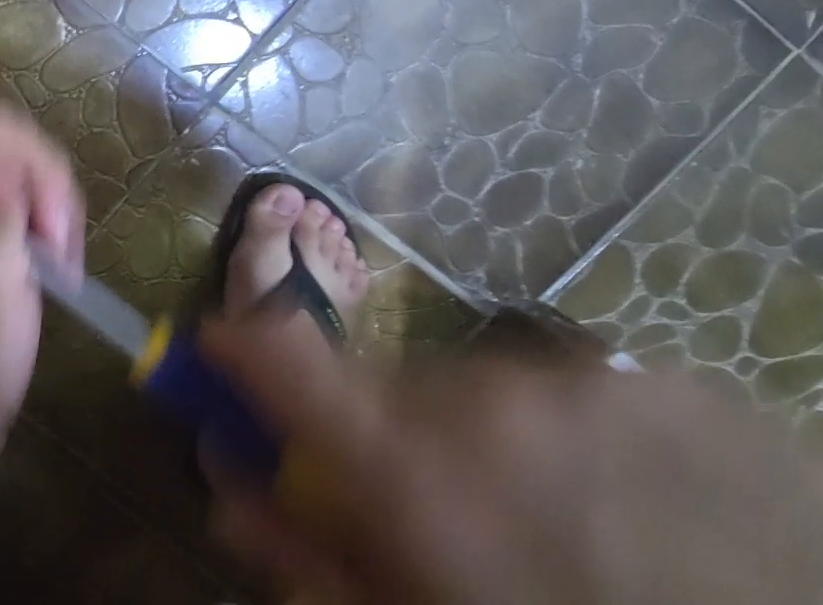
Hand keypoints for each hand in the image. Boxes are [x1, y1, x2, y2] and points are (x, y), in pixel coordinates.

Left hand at [0, 103, 83, 469]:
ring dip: (52, 212)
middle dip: (46, 190)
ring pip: (20, 171)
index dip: (30, 170)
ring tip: (62, 268)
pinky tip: (55, 268)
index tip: (49, 232)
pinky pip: (18, 200)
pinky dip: (46, 227)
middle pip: (7, 146)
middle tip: (62, 253)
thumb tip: (7, 165)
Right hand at [199, 311, 822, 604]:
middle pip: (385, 383)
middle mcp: (483, 398)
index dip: (237, 341)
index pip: (278, 351)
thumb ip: (307, 557)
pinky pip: (575, 393)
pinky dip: (573, 435)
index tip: (223, 348)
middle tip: (438, 505)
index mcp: (411, 467)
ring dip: (485, 435)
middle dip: (388, 432)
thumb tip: (226, 494)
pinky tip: (633, 506)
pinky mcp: (676, 389)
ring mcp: (586, 385)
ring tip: (552, 518)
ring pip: (480, 387)